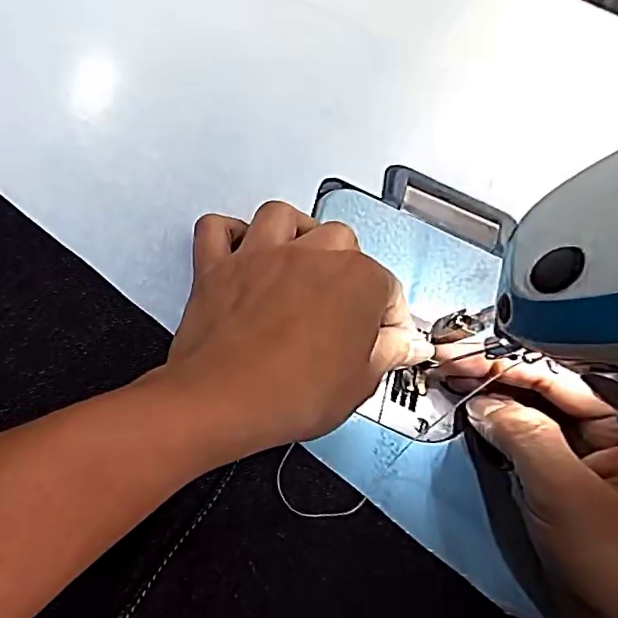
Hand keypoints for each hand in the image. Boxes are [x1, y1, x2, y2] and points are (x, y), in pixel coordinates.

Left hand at [160, 201, 433, 456]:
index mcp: (355, 279)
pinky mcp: (217, 267)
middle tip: (344, 302)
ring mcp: (259, 257)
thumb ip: (386, 353)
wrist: (223, 402)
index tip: (384, 334)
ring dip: (294, 230)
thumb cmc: (286, 394)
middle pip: (338, 239)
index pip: (387, 286)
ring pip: (281, 216)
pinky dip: (226, 232)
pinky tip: (239, 244)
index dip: (388, 315)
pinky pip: (215, 228)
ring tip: (300, 257)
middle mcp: (307, 256)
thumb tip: (401, 345)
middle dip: (347, 266)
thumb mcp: (359, 383)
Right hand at [438, 352, 617, 617]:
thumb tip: (487, 401)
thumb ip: (520, 434)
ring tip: (467, 395)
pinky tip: (497, 427)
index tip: (463, 359)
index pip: (570, 372)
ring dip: (512, 408)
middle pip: (565, 390)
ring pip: (561, 418)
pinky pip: (562, 446)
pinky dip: (525, 436)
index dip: (508, 363)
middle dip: (506, 382)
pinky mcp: (613, 487)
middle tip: (456, 372)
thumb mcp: (564, 496)